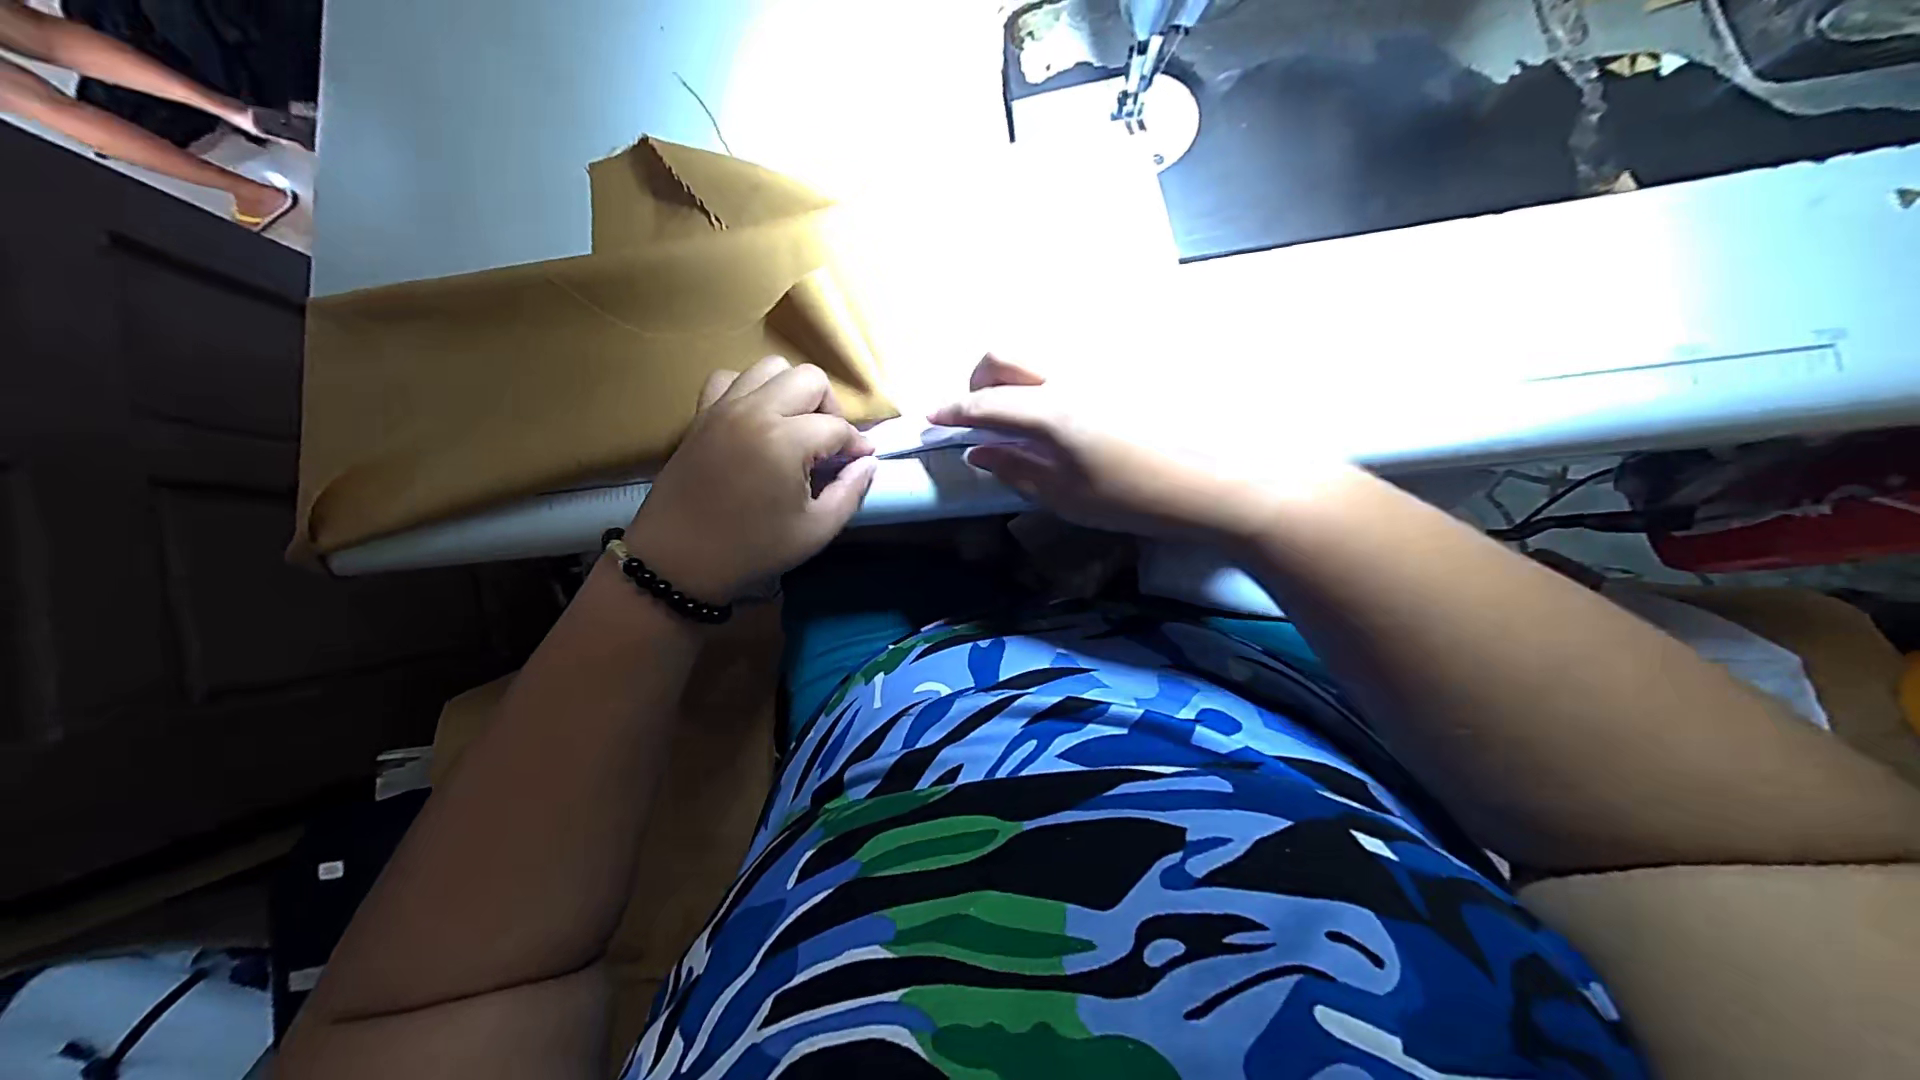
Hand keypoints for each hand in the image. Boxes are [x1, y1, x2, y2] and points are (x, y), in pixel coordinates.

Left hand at [625, 357, 876, 601]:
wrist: (678, 560)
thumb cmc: (752, 549)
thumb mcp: (816, 530)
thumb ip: (851, 492)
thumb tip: (867, 463)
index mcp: (785, 440)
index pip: (837, 427)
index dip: (857, 445)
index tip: (861, 462)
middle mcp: (755, 411)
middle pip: (809, 379)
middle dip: (830, 408)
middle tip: (830, 443)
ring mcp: (724, 408)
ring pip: (770, 368)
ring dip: (793, 392)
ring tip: (795, 427)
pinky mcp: (701, 415)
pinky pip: (730, 379)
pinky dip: (750, 390)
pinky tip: (757, 420)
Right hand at [929, 354, 1351, 544]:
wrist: (1223, 482)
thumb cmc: (1140, 501)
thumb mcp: (1070, 499)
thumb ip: (1018, 471)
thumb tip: (979, 452)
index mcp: (1051, 414)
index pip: (985, 405)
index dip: (953, 412)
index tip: (933, 419)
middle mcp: (1071, 378)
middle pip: (1004, 354)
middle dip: (979, 380)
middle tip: (982, 414)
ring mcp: (1102, 368)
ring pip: (1040, 352)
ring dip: (1016, 376)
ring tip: (1025, 416)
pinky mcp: (1128, 369)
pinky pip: (1074, 360)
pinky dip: (1052, 378)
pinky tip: (1071, 411)